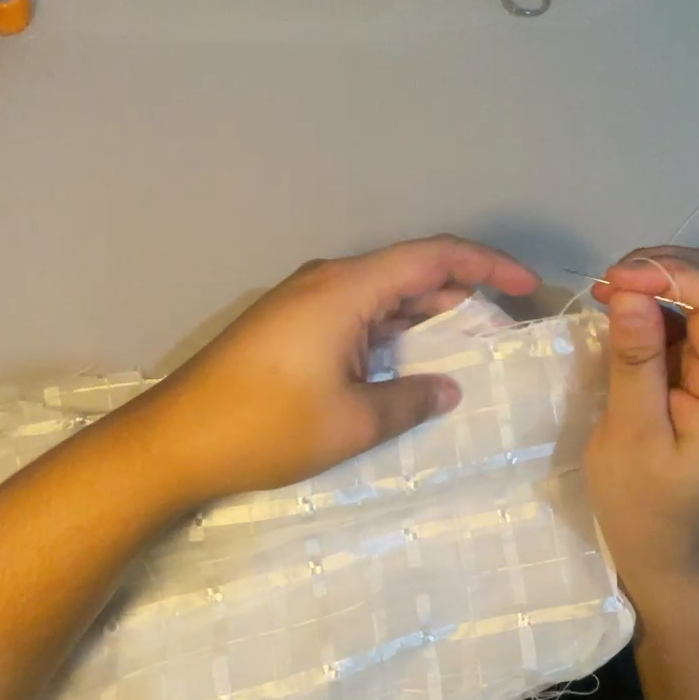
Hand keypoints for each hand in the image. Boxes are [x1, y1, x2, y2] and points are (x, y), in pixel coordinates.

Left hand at [130, 235, 540, 504]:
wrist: (173, 442)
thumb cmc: (266, 427)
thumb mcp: (353, 422)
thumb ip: (411, 400)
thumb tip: (449, 390)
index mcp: (347, 290)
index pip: (433, 257)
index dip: (487, 265)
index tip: (525, 286)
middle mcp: (328, 283)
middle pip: (410, 272)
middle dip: (462, 293)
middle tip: (501, 326)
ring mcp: (305, 303)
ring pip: (383, 296)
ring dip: (426, 317)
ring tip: (466, 347)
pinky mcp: (291, 327)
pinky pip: (357, 316)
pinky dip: (392, 333)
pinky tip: (409, 362)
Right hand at [583, 247, 698, 586]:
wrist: (658, 543)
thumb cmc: (641, 500)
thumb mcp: (630, 434)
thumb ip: (635, 362)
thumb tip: (630, 294)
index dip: (670, 275)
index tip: (614, 281)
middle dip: (666, 269)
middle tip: (608, 283)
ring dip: (657, 281)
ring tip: (607, 291)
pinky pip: (684, 321)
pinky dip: (652, 304)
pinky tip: (619, 310)